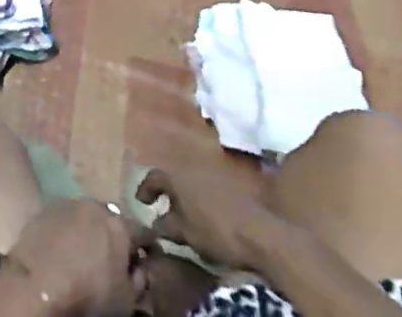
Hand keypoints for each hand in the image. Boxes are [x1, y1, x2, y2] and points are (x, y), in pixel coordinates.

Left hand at [3, 200, 154, 315]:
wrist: (37, 284)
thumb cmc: (89, 294)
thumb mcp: (127, 298)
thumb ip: (138, 278)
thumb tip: (139, 267)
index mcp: (119, 226)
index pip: (143, 231)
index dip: (148, 244)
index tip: (149, 254)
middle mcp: (94, 207)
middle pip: (112, 218)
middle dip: (116, 233)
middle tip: (115, 252)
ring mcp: (66, 205)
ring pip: (86, 215)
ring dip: (90, 227)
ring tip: (88, 248)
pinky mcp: (44, 210)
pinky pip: (64, 218)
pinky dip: (69, 229)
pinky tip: (65, 245)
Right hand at [135, 166, 275, 269]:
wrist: (260, 235)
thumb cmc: (215, 231)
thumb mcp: (184, 233)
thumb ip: (165, 225)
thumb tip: (154, 222)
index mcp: (176, 176)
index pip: (153, 177)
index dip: (145, 189)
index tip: (142, 202)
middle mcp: (192, 167)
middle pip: (173, 175)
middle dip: (167, 189)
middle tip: (163, 204)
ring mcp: (214, 173)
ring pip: (192, 178)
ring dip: (185, 191)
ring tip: (184, 209)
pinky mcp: (231, 183)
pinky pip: (208, 184)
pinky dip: (201, 194)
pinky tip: (205, 210)